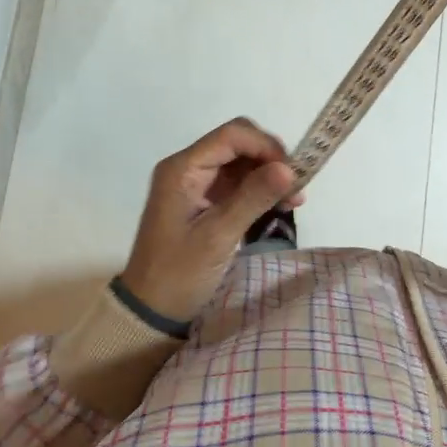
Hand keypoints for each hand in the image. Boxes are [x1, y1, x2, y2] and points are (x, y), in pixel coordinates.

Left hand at [118, 118, 301, 323]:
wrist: (150, 310)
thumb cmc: (179, 273)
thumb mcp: (218, 236)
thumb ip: (253, 198)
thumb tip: (290, 169)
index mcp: (182, 168)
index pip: (231, 135)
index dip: (265, 146)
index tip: (293, 173)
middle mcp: (187, 167)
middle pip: (237, 144)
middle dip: (270, 160)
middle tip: (296, 188)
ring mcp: (195, 184)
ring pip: (241, 163)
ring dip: (268, 175)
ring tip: (294, 201)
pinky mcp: (204, 201)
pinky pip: (237, 183)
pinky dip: (259, 190)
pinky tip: (280, 206)